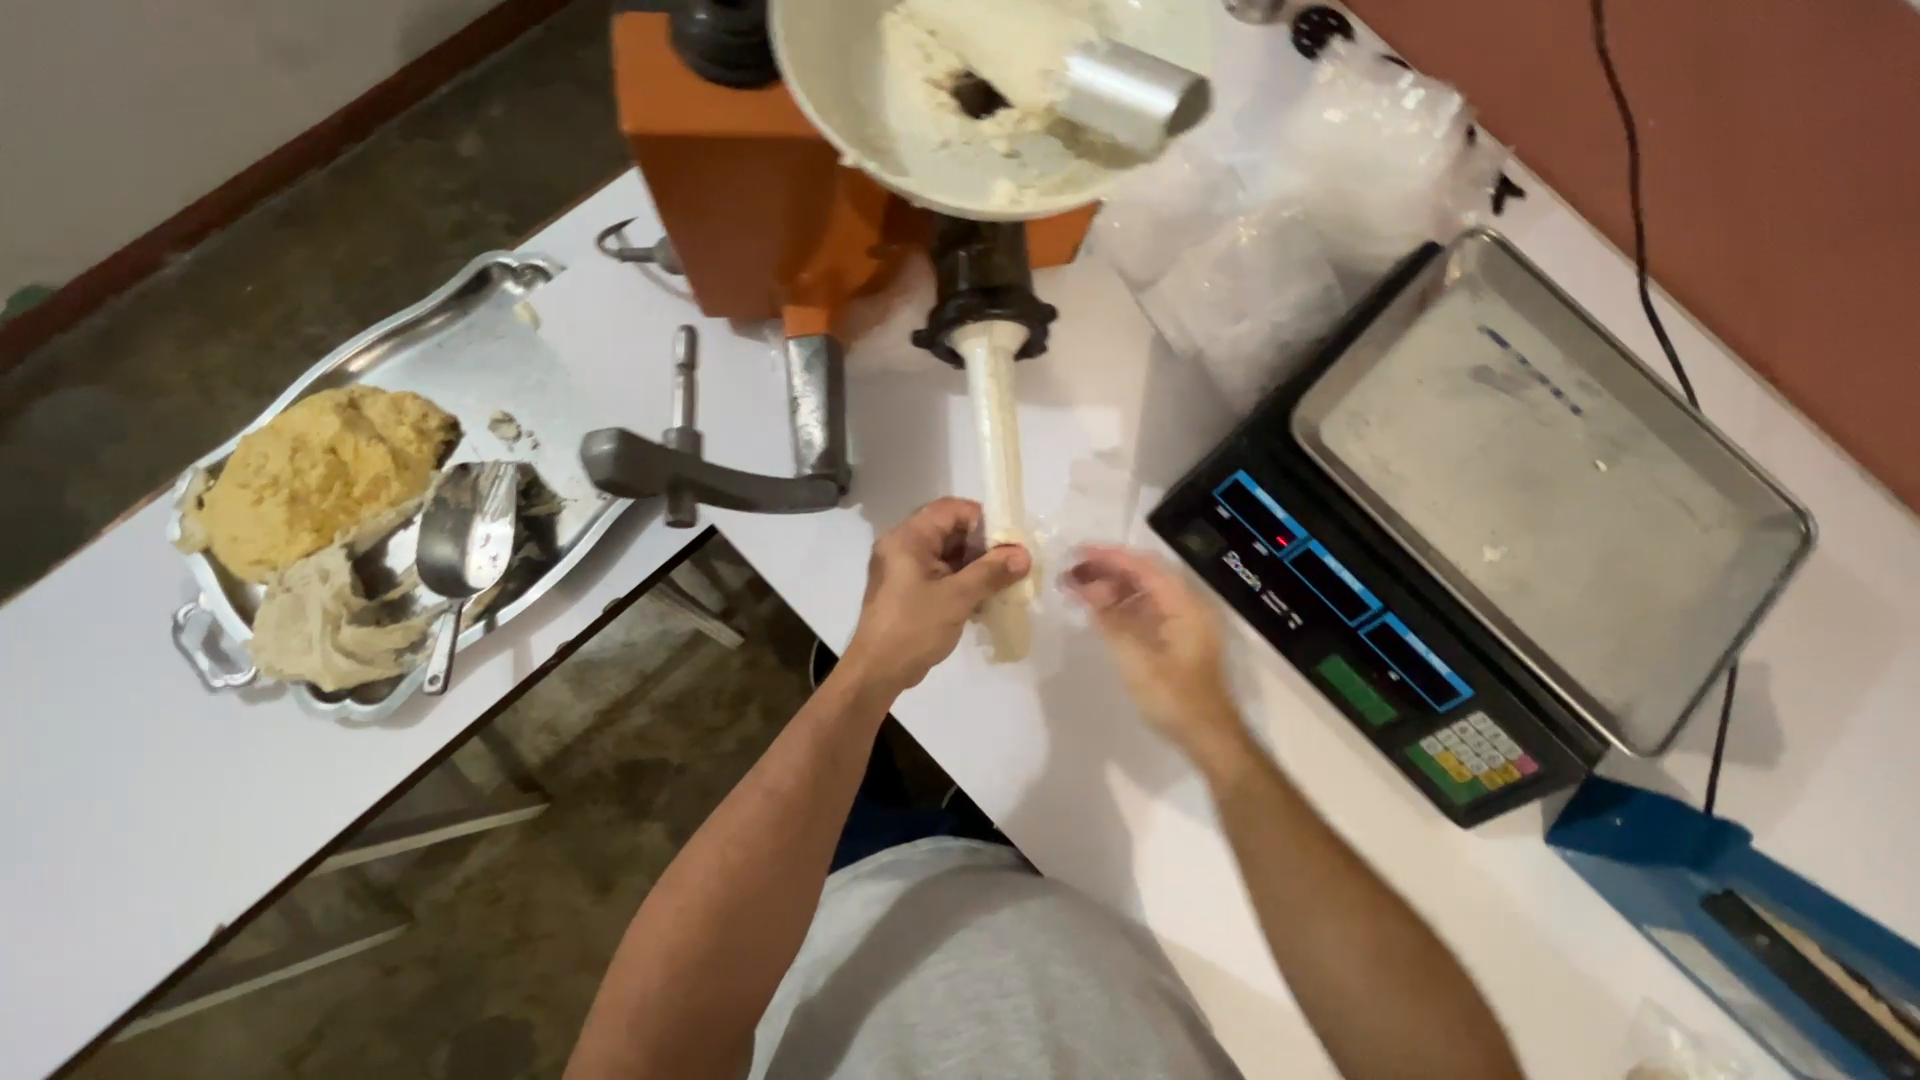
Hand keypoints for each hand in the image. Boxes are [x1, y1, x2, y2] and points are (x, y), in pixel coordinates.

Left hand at [841, 498, 1031, 696]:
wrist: (877, 671)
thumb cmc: (913, 628)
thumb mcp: (957, 598)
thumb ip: (991, 572)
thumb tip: (1023, 555)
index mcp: (907, 538)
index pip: (950, 510)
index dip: (982, 520)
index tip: (1009, 541)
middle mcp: (902, 546)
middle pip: (950, 531)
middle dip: (983, 546)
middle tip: (1012, 562)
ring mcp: (904, 569)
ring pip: (947, 555)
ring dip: (976, 566)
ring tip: (1005, 581)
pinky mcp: (908, 591)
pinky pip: (941, 575)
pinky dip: (963, 581)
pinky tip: (987, 598)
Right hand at [1065, 544, 1246, 759]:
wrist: (1207, 736)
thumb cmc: (1173, 698)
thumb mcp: (1135, 659)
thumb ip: (1110, 618)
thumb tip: (1087, 587)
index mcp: (1184, 605)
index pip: (1143, 567)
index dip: (1109, 556)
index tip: (1076, 552)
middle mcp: (1187, 605)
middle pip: (1144, 574)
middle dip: (1107, 569)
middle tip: (1071, 571)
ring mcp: (1184, 622)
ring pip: (1144, 591)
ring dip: (1112, 586)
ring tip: (1078, 588)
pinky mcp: (1177, 638)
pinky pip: (1147, 609)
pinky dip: (1122, 605)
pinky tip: (1098, 610)